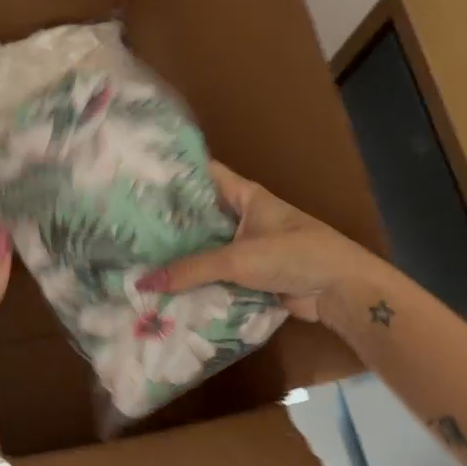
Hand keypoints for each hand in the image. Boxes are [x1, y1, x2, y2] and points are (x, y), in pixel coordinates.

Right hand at [136, 162, 384, 323]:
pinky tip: (164, 289)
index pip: (204, 175)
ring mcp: (247, 248)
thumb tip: (143, 282)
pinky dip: (196, 283)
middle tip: (127, 229)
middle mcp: (244, 218)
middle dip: (168, 225)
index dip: (175, 175)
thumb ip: (190, 270)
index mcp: (246, 196)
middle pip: (200, 217)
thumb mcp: (237, 258)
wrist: (339, 290)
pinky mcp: (250, 277)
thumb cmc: (294, 255)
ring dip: (179, 259)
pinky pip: (216, 276)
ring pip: (205, 250)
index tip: (138, 180)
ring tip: (136, 260)